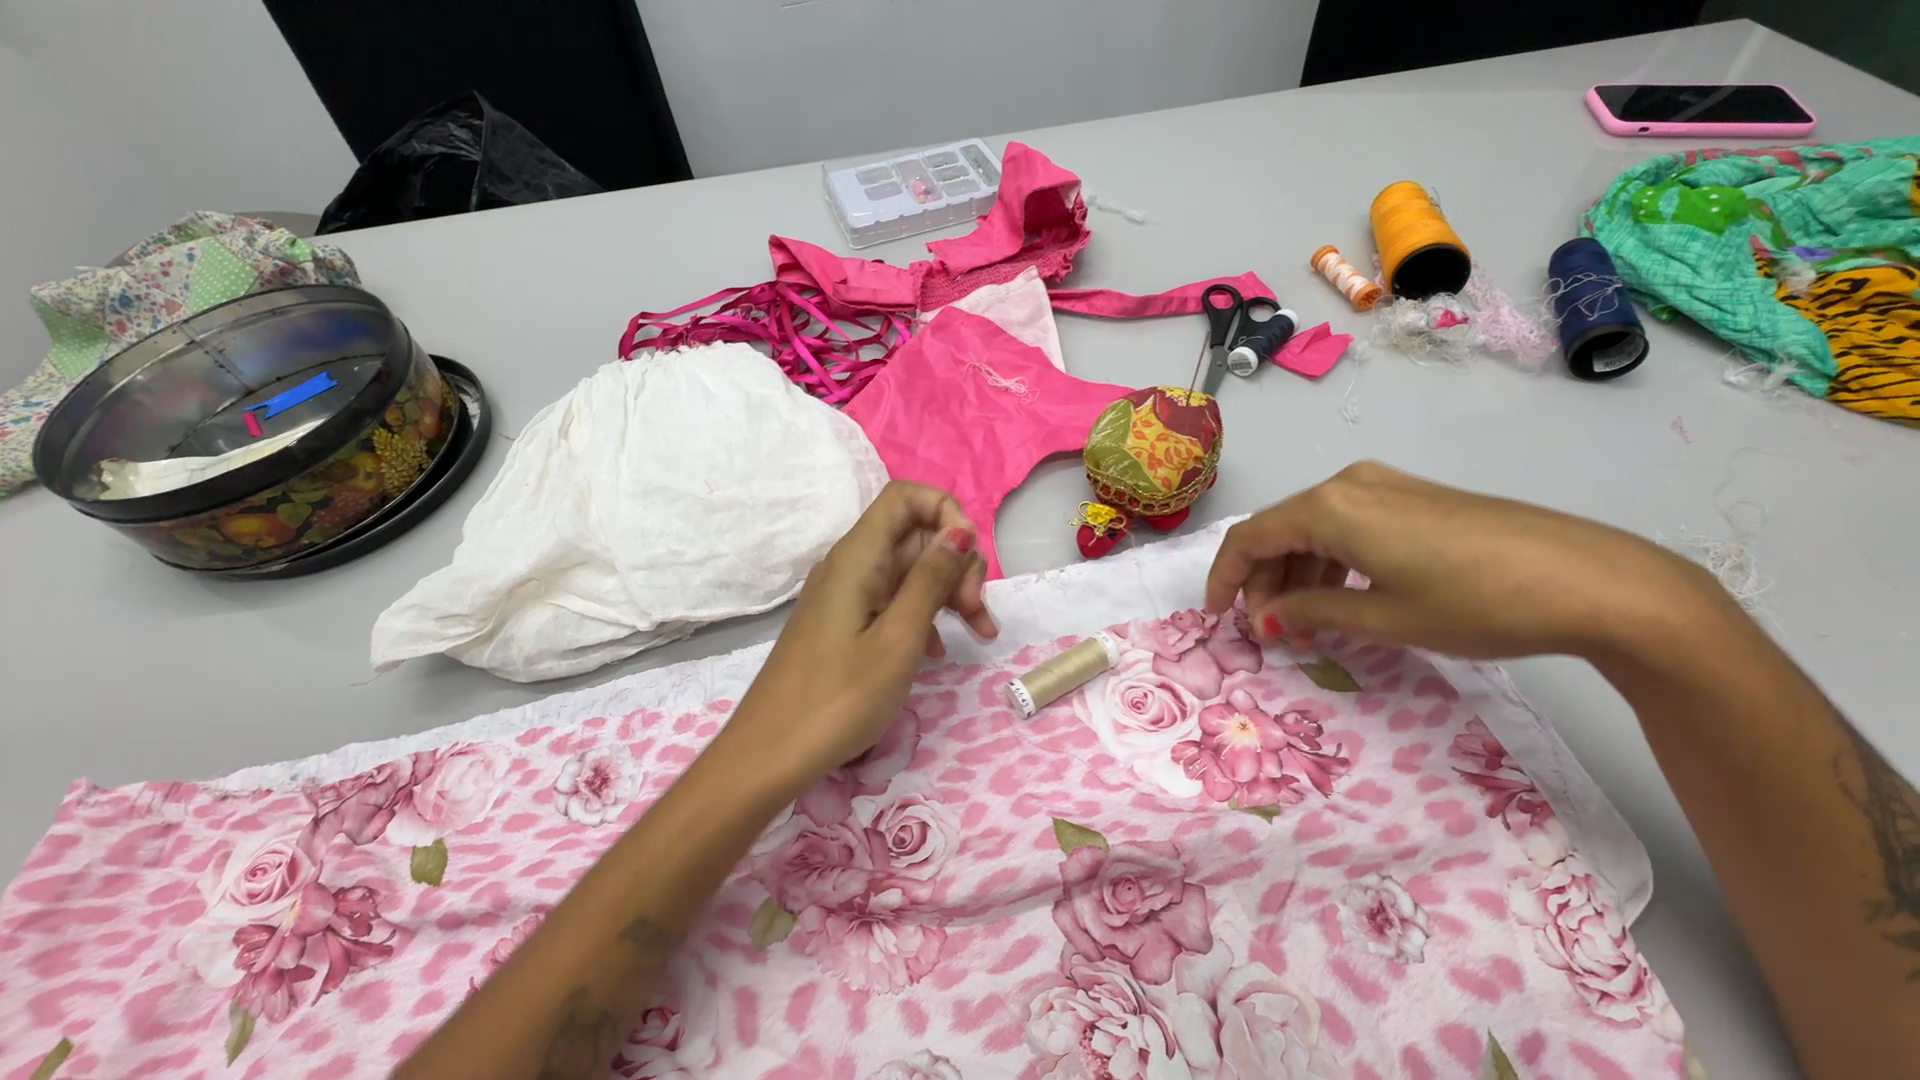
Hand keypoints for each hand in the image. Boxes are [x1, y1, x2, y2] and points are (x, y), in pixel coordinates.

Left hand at [724, 482, 997, 787]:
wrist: (771, 754)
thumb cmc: (838, 698)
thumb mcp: (898, 639)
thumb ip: (931, 580)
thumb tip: (960, 529)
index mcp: (859, 557)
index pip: (906, 497)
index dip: (946, 513)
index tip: (969, 559)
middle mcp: (851, 565)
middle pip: (915, 534)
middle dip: (957, 563)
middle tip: (978, 614)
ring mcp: (847, 595)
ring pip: (910, 571)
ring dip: (949, 593)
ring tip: (978, 634)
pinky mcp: (846, 624)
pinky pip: (894, 601)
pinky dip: (924, 616)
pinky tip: (938, 651)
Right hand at [1204, 462, 1727, 659]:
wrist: (1591, 581)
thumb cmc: (1475, 603)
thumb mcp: (1382, 617)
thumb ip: (1311, 612)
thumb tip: (1267, 618)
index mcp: (1331, 508)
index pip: (1250, 538)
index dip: (1224, 579)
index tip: (1217, 619)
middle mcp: (1349, 484)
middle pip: (1280, 531)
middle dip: (1263, 582)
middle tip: (1269, 633)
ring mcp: (1386, 486)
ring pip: (1314, 529)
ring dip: (1297, 575)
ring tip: (1306, 625)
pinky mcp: (1415, 497)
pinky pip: (1349, 526)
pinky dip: (1331, 563)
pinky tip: (1345, 598)